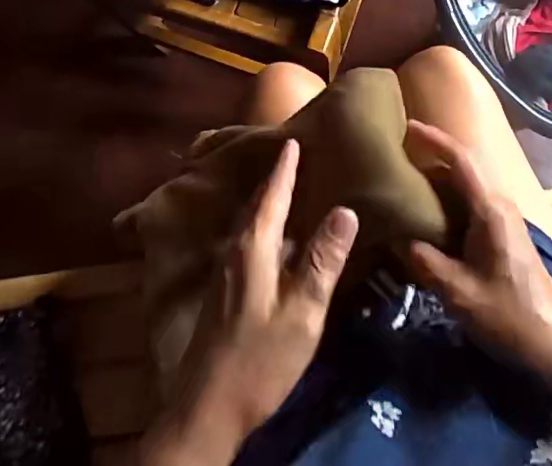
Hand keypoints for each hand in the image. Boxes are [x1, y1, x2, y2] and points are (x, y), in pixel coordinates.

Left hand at [140, 139, 358, 465]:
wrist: (207, 409)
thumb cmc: (261, 357)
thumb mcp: (303, 311)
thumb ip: (322, 260)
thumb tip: (344, 210)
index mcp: (252, 247)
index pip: (272, 196)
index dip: (285, 169)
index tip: (293, 141)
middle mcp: (235, 250)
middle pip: (257, 205)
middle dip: (275, 180)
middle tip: (295, 158)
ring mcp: (226, 272)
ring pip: (251, 224)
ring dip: (269, 203)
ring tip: (290, 190)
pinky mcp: (225, 291)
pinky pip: (248, 241)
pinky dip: (265, 227)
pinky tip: (278, 240)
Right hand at [402, 120, 551, 384]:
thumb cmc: (510, 314)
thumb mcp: (459, 292)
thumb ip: (424, 261)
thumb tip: (396, 238)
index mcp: (490, 209)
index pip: (461, 159)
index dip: (433, 139)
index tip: (406, 126)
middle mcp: (497, 204)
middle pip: (460, 168)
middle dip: (427, 157)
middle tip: (392, 158)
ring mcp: (501, 218)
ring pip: (463, 186)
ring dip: (434, 180)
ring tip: (400, 183)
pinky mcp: (499, 233)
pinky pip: (466, 203)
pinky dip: (442, 200)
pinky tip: (422, 216)